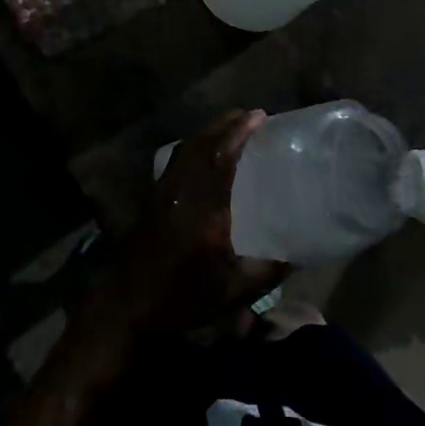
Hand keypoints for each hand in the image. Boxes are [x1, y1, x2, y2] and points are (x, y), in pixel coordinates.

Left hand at [113, 109, 288, 331]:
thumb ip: (268, 270)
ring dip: (209, 132)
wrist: (124, 310)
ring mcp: (161, 192)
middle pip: (202, 143)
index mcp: (203, 207)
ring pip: (186, 149)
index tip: (259, 116)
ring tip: (230, 128)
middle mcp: (181, 190)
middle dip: (225, 123)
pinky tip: (204, 157)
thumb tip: (299, 254)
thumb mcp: (232, 292)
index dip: (240, 131)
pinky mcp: (150, 200)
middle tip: (250, 116)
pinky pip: (176, 161)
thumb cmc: (181, 301)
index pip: (222, 155)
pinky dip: (194, 148)